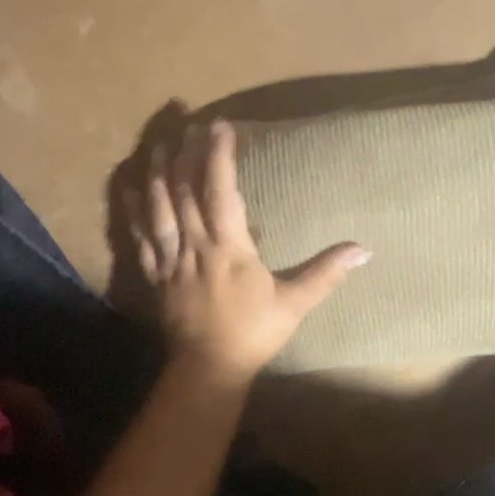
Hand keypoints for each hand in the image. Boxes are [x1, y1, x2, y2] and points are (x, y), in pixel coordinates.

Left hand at [129, 120, 371, 379]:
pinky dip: (135, 213)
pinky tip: (131, 191)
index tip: (220, 126)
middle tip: (187, 126)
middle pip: (184, 191)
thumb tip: (363, 250)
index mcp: (228, 247)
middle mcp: (195, 246)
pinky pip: (142, 239)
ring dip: (158, 175)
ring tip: (160, 147)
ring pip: (159, 209)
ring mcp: (171, 261)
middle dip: (185, 155)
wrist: (209, 369)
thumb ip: (325, 273)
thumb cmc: (253, 335)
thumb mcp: (294, 304)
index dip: (218, 155)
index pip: (220, 190)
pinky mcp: (156, 278)